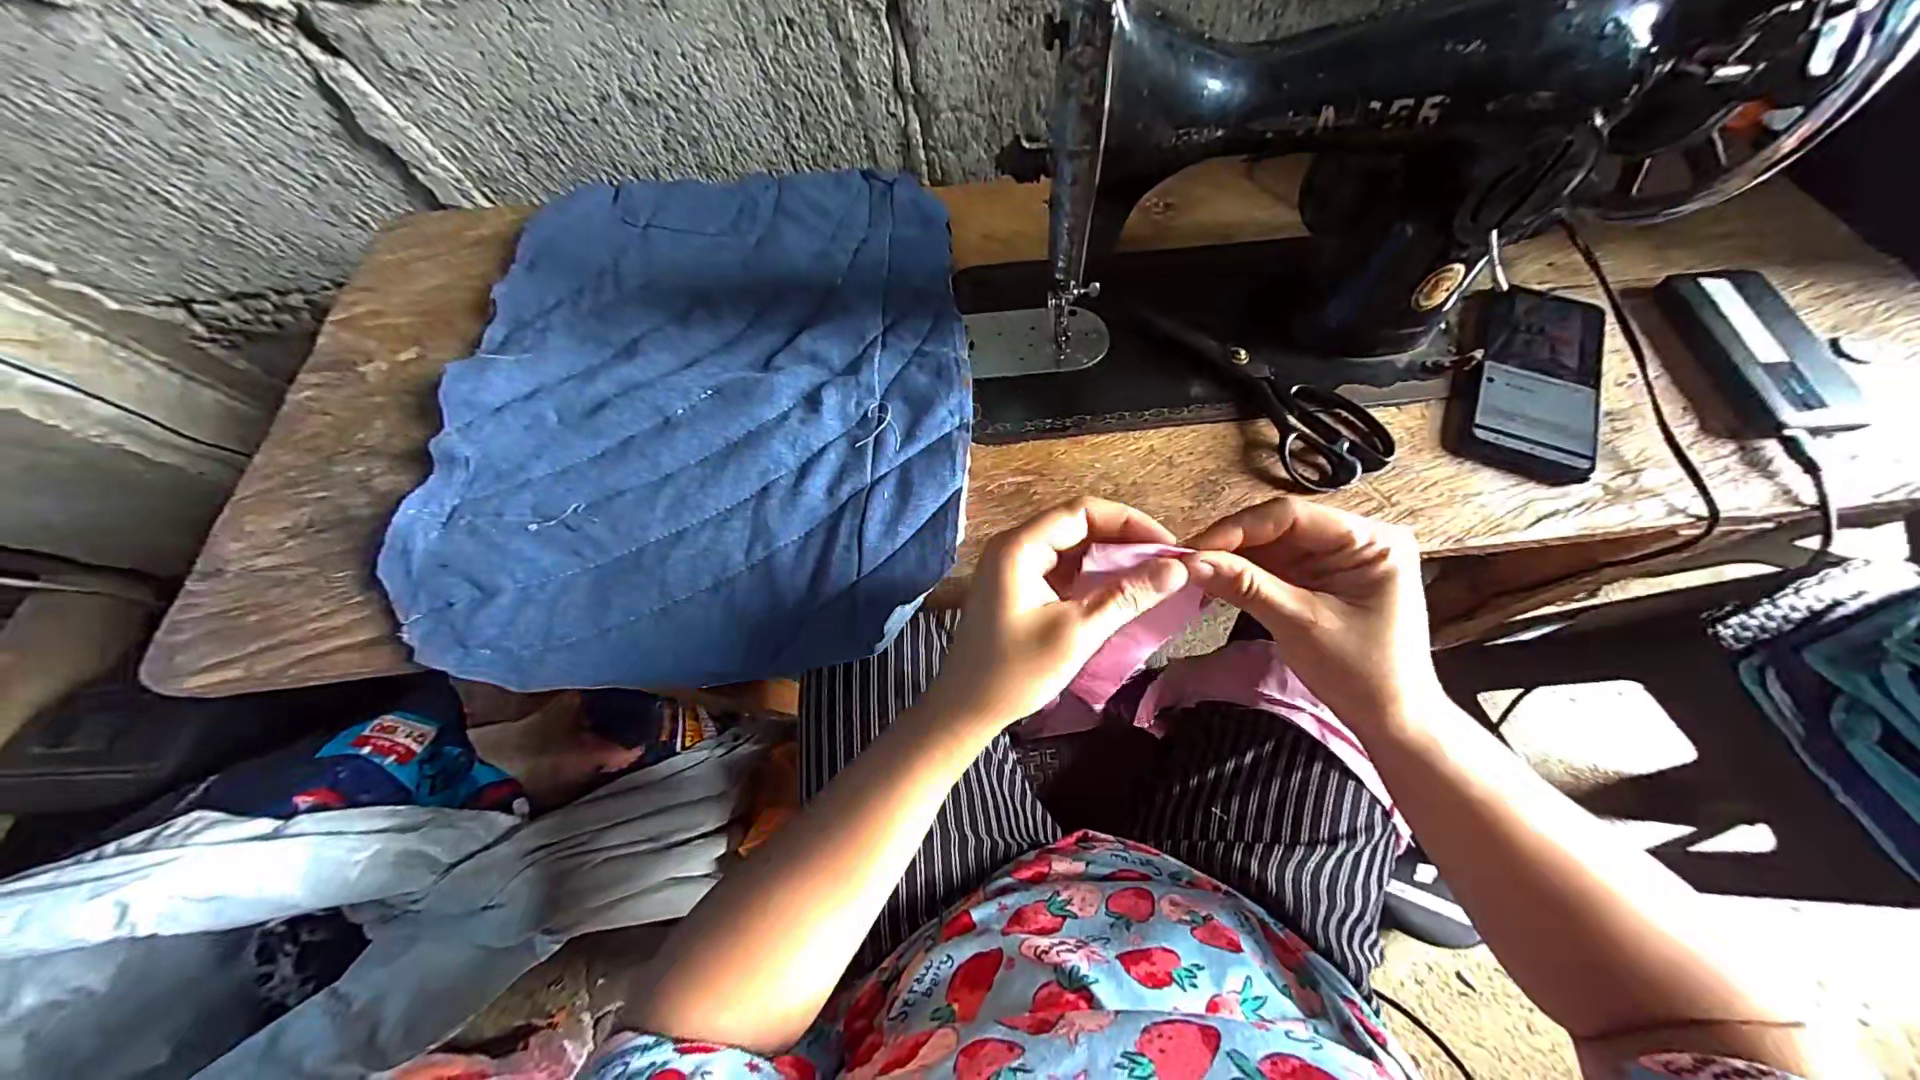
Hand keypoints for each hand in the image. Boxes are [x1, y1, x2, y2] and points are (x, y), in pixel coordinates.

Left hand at [925, 498, 1189, 725]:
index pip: (1083, 512)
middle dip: (1125, 539)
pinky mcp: (1018, 585)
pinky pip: (1062, 567)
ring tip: (1152, 574)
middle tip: (1167, 562)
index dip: (1131, 523)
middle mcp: (1014, 545)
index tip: (1169, 547)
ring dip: (1111, 557)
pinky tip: (1120, 588)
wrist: (966, 708)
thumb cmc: (1015, 673)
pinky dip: (1092, 574)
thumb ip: (1127, 596)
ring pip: (1072, 546)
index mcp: (1019, 546)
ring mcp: (1014, 565)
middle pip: (1078, 524)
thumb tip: (1178, 568)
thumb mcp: (1077, 633)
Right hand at [1182, 498, 1441, 727]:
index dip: (1237, 528)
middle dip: (1231, 544)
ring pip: (1270, 545)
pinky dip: (1244, 574)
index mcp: (1372, 540)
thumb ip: (1246, 586)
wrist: (1391, 720)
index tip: (1194, 549)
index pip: (1291, 516)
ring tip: (1195, 572)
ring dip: (1232, 559)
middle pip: (1278, 527)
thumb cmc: (1361, 673)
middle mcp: (1356, 539)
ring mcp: (1336, 558)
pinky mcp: (1320, 578)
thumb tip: (1191, 562)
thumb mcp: (1299, 624)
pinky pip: (1273, 565)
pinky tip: (1216, 581)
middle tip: (1187, 561)